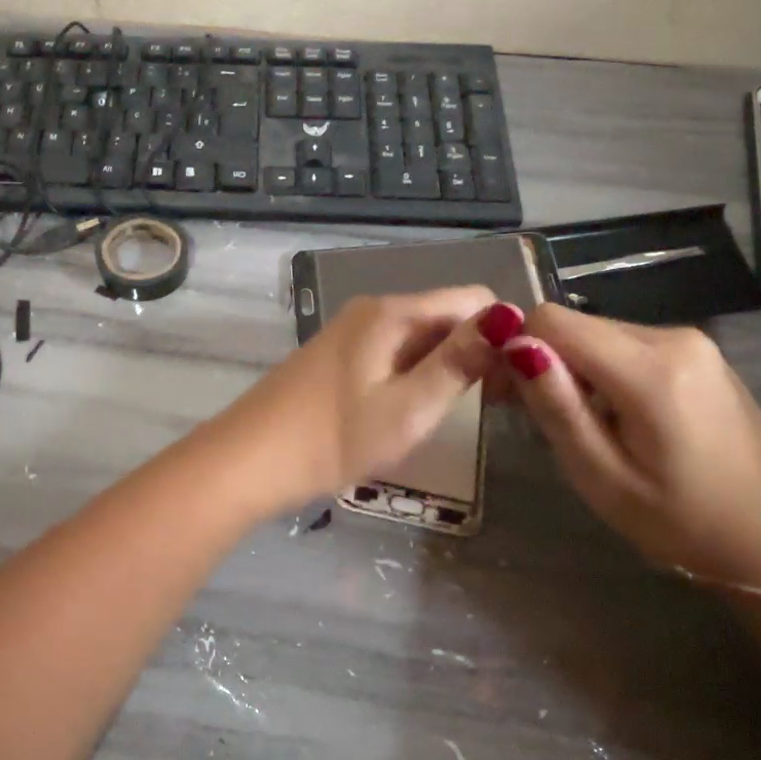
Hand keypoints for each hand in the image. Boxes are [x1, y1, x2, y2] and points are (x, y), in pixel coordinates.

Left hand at [206, 286, 524, 507]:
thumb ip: (459, 363)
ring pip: (420, 337)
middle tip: (487, 410)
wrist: (249, 461)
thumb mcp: (408, 408)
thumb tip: (510, 317)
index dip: (502, 335)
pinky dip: (413, 375)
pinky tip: (408, 414)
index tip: (511, 384)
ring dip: (444, 368)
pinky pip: (393, 352)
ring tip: (447, 417)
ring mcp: (350, 331)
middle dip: (475, 353)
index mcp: (393, 312)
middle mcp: (372, 310)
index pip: (474, 298)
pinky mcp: (337, 356)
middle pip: (446, 315)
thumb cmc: (333, 439)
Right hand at [499, 302, 760, 579]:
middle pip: (576, 326)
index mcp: (650, 368)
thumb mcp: (601, 477)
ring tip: (582, 427)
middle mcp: (673, 338)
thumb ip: (556, 406)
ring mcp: (693, 344)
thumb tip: (514, 344)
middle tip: (537, 420)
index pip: (552, 320)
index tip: (508, 397)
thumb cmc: (681, 522)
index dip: (518, 350)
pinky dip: (606, 373)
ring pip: (600, 335)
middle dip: (545, 363)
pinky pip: (630, 346)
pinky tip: (617, 419)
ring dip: (576, 371)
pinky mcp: (701, 357)